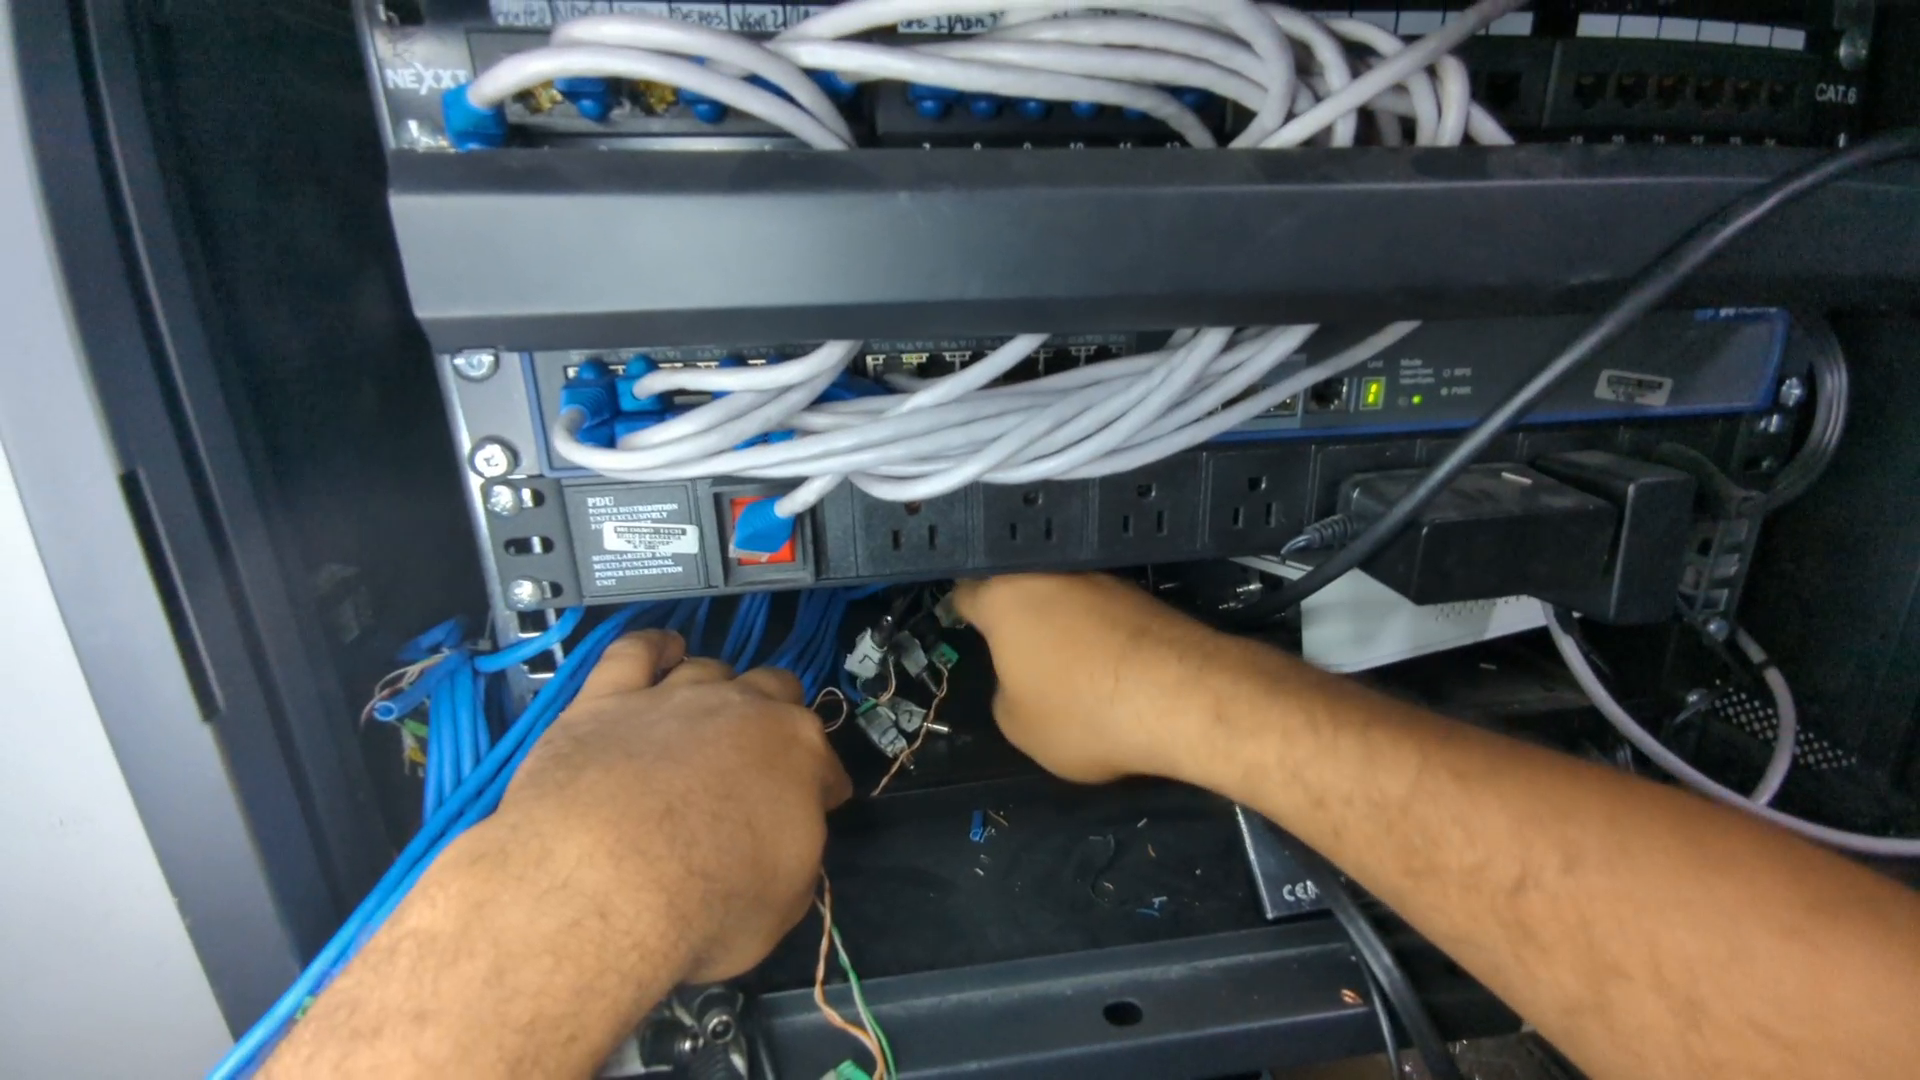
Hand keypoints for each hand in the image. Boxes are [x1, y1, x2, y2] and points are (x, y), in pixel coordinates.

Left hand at [496, 629, 852, 982]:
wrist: (601, 885)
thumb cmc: (707, 905)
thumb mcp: (783, 904)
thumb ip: (794, 857)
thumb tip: (782, 841)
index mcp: (799, 752)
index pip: (825, 762)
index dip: (822, 786)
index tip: (813, 807)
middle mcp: (745, 709)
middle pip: (777, 689)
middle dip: (778, 716)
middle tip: (758, 759)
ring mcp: (675, 698)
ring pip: (711, 669)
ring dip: (718, 689)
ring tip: (705, 718)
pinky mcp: (608, 699)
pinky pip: (634, 651)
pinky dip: (652, 647)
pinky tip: (661, 652)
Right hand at [954, 574, 1246, 785]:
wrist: (1184, 695)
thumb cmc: (1083, 711)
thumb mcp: (1018, 725)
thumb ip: (1005, 692)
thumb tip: (1021, 677)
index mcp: (1005, 597)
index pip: (966, 594)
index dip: (962, 613)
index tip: (966, 628)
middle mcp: (1049, 574)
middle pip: (1019, 589)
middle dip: (1016, 615)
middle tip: (1015, 651)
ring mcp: (1100, 578)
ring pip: (1064, 598)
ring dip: (1061, 623)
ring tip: (1069, 664)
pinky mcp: (1141, 593)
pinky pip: (1103, 611)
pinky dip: (1100, 633)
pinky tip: (1108, 664)